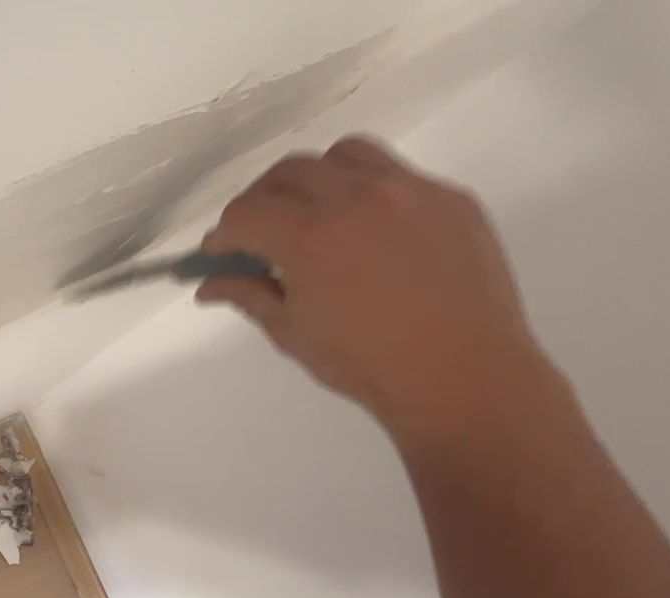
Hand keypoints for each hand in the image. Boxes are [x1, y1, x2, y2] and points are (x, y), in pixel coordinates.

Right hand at [198, 137, 555, 434]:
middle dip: (258, 201)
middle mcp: (358, 198)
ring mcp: (410, 190)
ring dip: (312, 179)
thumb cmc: (361, 362)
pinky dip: (362, 191)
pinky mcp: (448, 196)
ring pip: (344, 155)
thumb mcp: (290, 332)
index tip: (216, 257)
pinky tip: (363, 234)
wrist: (459, 371)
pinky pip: (394, 173)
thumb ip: (248, 295)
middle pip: (288, 172)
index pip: (245, 213)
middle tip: (254, 237)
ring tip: (311, 218)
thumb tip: (211, 284)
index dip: (221, 236)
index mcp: (311, 238)